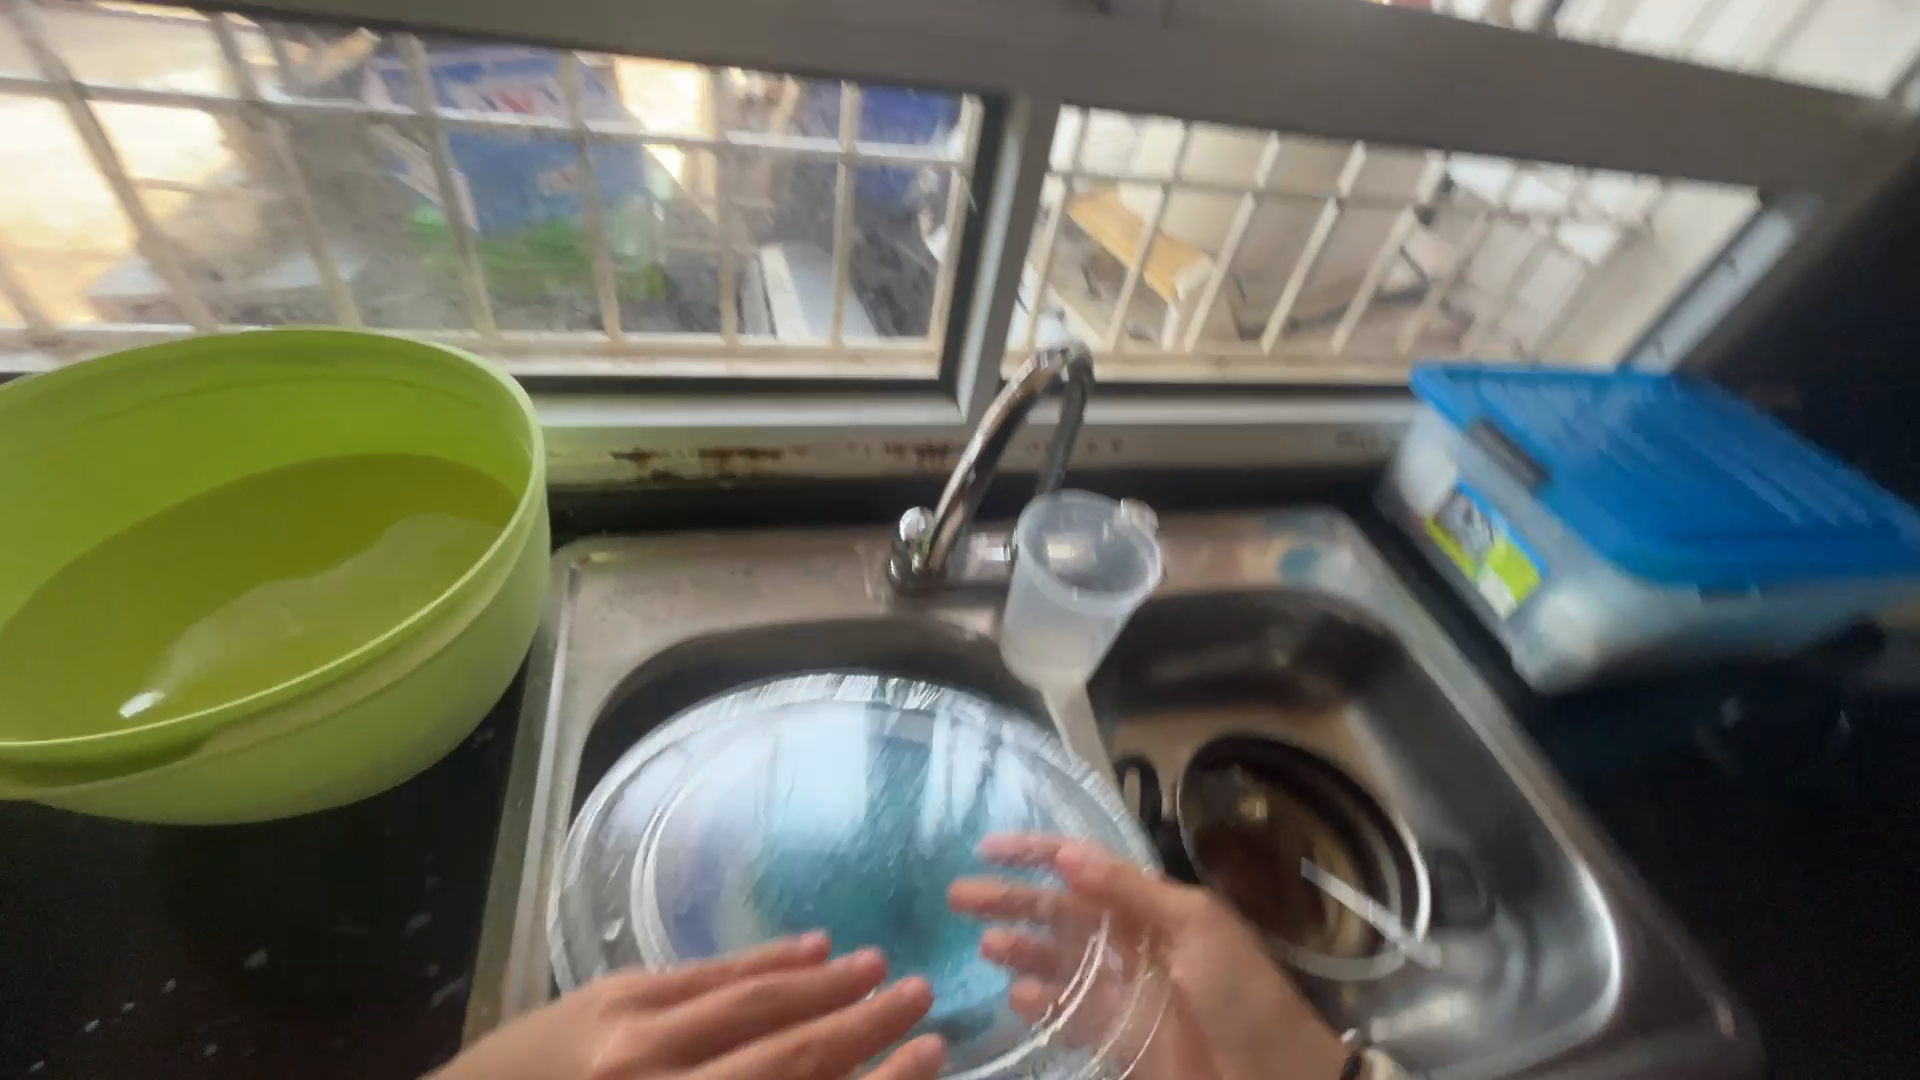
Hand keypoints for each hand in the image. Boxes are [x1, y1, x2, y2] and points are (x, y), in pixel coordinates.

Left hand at [432, 933, 945, 1079]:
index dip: (874, 1078)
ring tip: (881, 968)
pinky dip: (765, 960)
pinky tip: (809, 947)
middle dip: (864, 1026)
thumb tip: (811, 1070)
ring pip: (754, 1005)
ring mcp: (633, 1038)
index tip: (931, 1052)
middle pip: (788, 1054)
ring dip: (825, 986)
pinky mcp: (611, 997)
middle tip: (921, 994)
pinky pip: (706, 975)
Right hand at [950, 836, 1348, 1079]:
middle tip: (960, 895)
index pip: (1079, 866)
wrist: (1277, 1078)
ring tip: (985, 945)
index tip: (987, 847)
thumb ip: (1127, 889)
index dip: (1034, 853)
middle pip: (1055, 910)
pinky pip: (1067, 1014)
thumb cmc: (1241, 991)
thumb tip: (1066, 854)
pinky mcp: (1115, 1036)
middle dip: (1009, 899)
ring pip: (1053, 961)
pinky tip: (1017, 997)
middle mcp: (1124, 937)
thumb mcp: (1194, 924)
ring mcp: (1117, 987)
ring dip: (1018, 950)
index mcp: (1145, 902)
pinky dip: (1040, 1005)